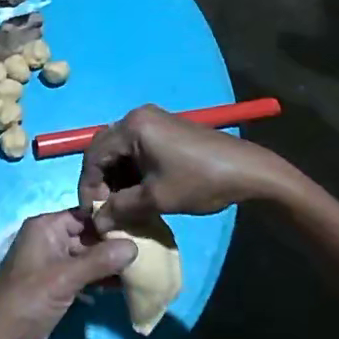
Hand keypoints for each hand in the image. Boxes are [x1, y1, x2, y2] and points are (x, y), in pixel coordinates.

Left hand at [0, 209, 135, 338]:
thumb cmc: (29, 300)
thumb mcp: (65, 278)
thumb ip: (99, 261)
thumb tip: (134, 245)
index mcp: (44, 227)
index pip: (83, 214)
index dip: (109, 219)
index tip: (139, 225)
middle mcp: (48, 239)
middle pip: (86, 234)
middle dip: (113, 242)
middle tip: (146, 249)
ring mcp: (52, 262)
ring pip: (86, 255)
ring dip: (109, 262)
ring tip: (140, 267)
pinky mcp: (56, 284)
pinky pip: (83, 274)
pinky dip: (99, 278)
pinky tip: (122, 285)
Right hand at [79, 104, 279, 225]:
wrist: (249, 171)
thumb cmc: (200, 182)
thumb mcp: (157, 199)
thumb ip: (121, 209)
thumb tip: (97, 222)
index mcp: (132, 127)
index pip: (94, 155)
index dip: (88, 185)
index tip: (92, 213)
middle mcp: (137, 116)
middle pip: (104, 148)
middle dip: (101, 180)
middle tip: (105, 209)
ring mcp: (152, 120)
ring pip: (120, 149)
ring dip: (116, 176)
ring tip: (121, 204)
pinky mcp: (165, 128)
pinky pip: (136, 147)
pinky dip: (131, 169)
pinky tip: (137, 191)